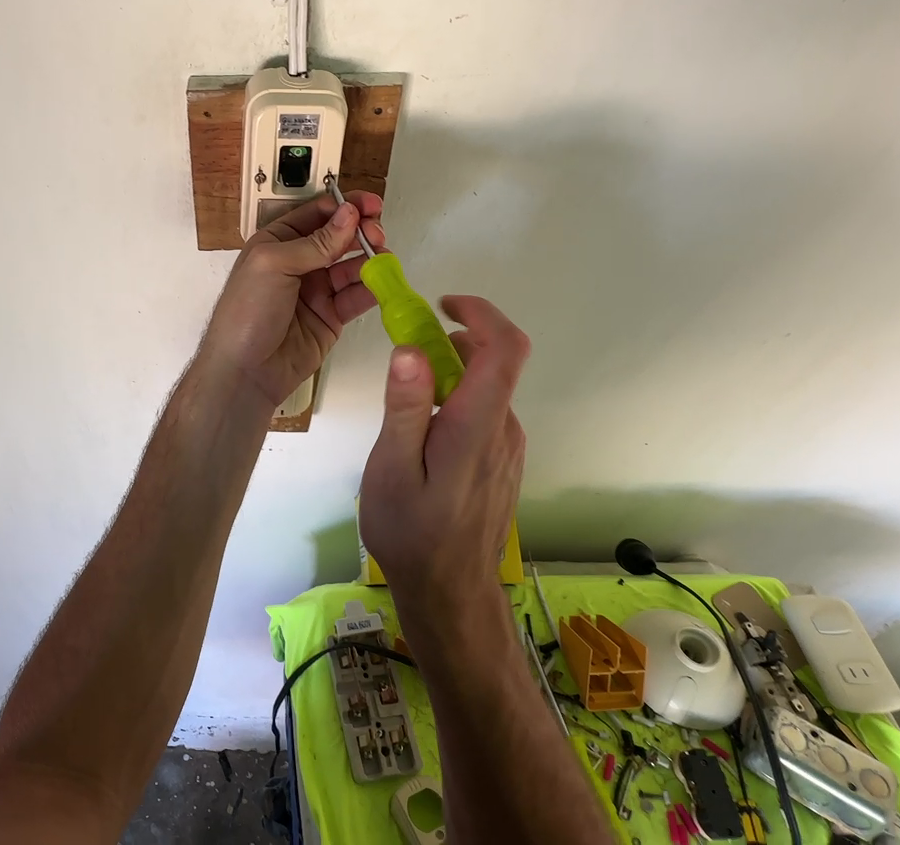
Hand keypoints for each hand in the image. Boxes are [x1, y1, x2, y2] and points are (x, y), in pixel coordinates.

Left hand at [195, 191, 385, 406]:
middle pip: (339, 238)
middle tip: (376, 233)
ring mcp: (315, 291)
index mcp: (277, 243)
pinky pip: (356, 296)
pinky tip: (380, 283)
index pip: (317, 215)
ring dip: (370, 259)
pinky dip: (372, 288)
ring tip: (382, 258)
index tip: (368, 205)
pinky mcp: (330, 317)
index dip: (344, 207)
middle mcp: (297, 264)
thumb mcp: (273, 265)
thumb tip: (347, 216)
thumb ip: (315, 241)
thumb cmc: (244, 315)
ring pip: (352, 266)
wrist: (246, 371)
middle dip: (361, 231)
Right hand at [358, 296, 530, 605]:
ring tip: (405, 405)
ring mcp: (508, 448)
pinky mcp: (503, 463)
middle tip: (405, 354)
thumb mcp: (391, 469)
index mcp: (476, 426)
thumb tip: (412, 349)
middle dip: (452, 342)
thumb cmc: (411, 533)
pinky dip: (458, 403)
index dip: (481, 313)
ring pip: (486, 391)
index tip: (443, 305)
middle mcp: (503, 430)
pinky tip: (423, 438)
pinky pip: (485, 416)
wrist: (449, 593)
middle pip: (494, 364)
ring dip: (451, 376)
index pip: (504, 349)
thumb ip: (404, 408)